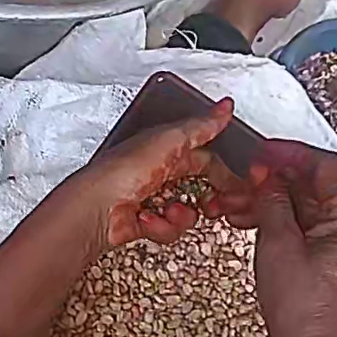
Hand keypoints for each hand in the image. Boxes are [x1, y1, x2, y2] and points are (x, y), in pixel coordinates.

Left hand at [69, 99, 253, 251]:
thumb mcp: (168, 140)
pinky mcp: (146, 222)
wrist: (97, 208)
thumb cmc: (123, 170)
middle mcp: (161, 173)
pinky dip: (162, 227)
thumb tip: (225, 107)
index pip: (205, 159)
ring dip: (181, 216)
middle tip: (214, 206)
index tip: (239, 185)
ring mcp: (154, 199)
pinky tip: (148, 219)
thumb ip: (201, 126)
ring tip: (169, 210)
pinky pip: (169, 230)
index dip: (224, 172)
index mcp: (166, 149)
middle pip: (198, 188)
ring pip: (187, 213)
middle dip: (209, 199)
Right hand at [233, 140, 336, 336]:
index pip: (325, 166)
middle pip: (313, 184)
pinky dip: (275, 217)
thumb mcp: (278, 244)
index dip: (289, 154)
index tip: (261, 152)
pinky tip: (247, 217)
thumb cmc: (300, 305)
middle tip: (243, 178)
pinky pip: (301, 221)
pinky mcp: (328, 249)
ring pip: (303, 202)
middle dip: (273, 179)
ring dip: (268, 199)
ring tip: (235, 202)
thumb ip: (271, 201)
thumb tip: (264, 175)